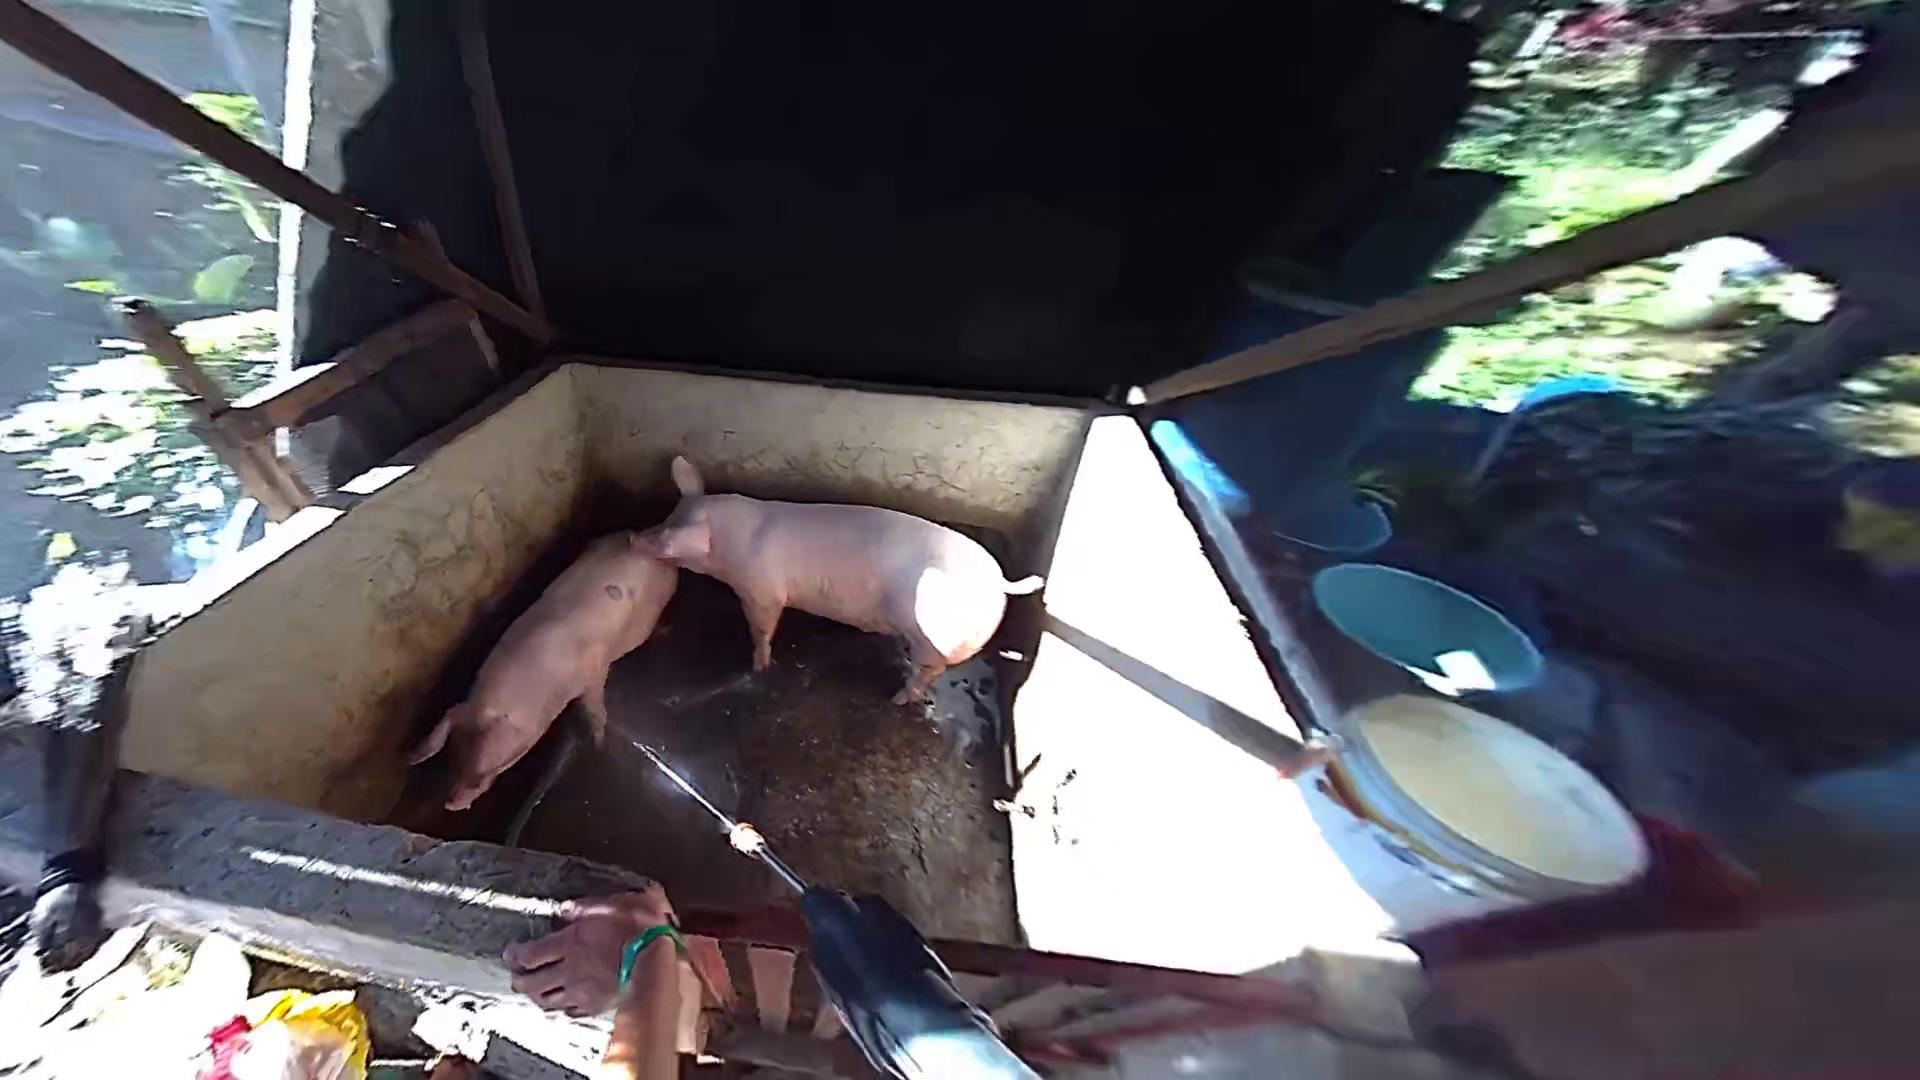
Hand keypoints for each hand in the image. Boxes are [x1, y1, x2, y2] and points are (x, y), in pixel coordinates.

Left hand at [505, 883, 673, 1016]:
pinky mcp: (592, 1005)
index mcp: (571, 942)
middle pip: (531, 981)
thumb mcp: (617, 903)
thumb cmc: (640, 926)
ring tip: (533, 991)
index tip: (509, 952)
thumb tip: (563, 908)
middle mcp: (567, 970)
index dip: (516, 954)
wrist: (655, 960)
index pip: (531, 953)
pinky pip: (568, 1010)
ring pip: (546, 999)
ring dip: (535, 995)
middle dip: (519, 978)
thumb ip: (588, 905)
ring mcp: (578, 991)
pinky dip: (560, 1006)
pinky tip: (563, 1004)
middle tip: (516, 974)